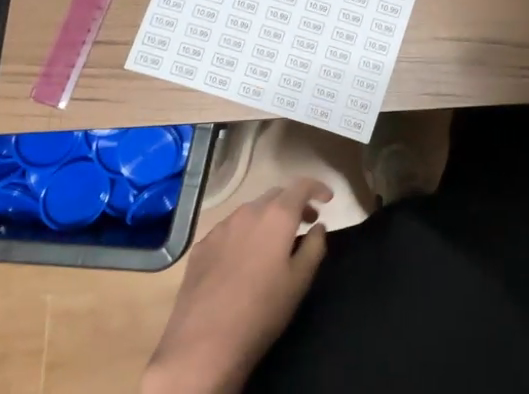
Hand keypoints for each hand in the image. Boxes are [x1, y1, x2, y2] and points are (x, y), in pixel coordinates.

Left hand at [143, 178, 332, 393]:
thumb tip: (319, 225)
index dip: (317, 188)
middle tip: (305, 222)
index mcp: (276, 216)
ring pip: (250, 211)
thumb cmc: (261, 311)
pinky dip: (244, 234)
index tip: (328, 199)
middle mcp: (247, 212)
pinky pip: (229, 230)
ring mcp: (220, 228)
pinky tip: (244, 259)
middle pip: (275, 195)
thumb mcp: (300, 281)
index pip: (301, 186)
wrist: (203, 343)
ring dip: (267, 218)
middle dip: (293, 204)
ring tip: (275, 242)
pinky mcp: (201, 246)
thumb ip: (315, 246)